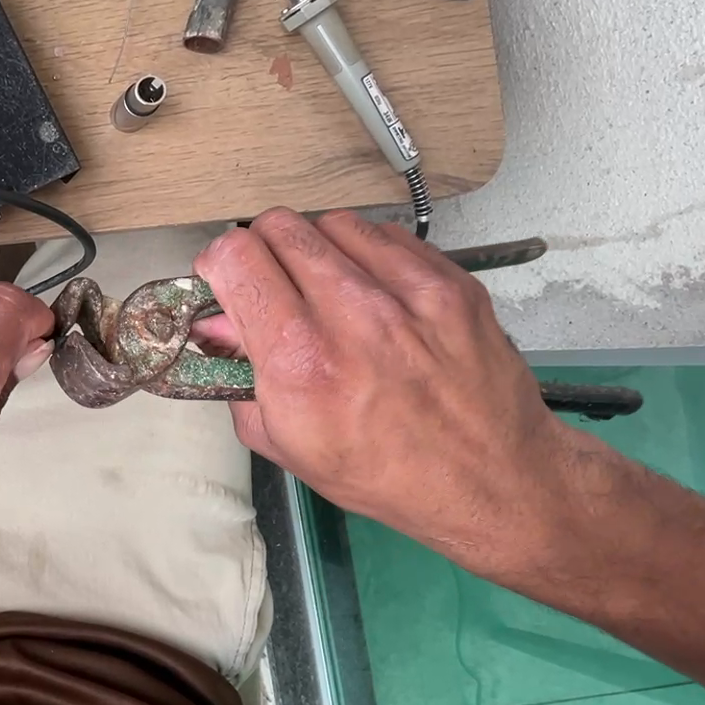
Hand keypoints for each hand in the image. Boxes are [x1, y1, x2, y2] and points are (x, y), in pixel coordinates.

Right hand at [192, 209, 571, 562]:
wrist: (491, 482)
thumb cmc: (380, 472)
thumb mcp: (279, 439)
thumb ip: (233, 373)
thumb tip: (213, 323)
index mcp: (300, 362)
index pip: (236, 258)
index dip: (216, 264)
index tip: (221, 279)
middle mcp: (354, 317)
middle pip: (277, 226)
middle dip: (257, 250)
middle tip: (266, 283)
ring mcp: (410, 294)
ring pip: (328, 222)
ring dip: (310, 247)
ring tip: (318, 286)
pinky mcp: (451, 283)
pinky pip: (383, 235)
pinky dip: (360, 253)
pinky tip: (364, 288)